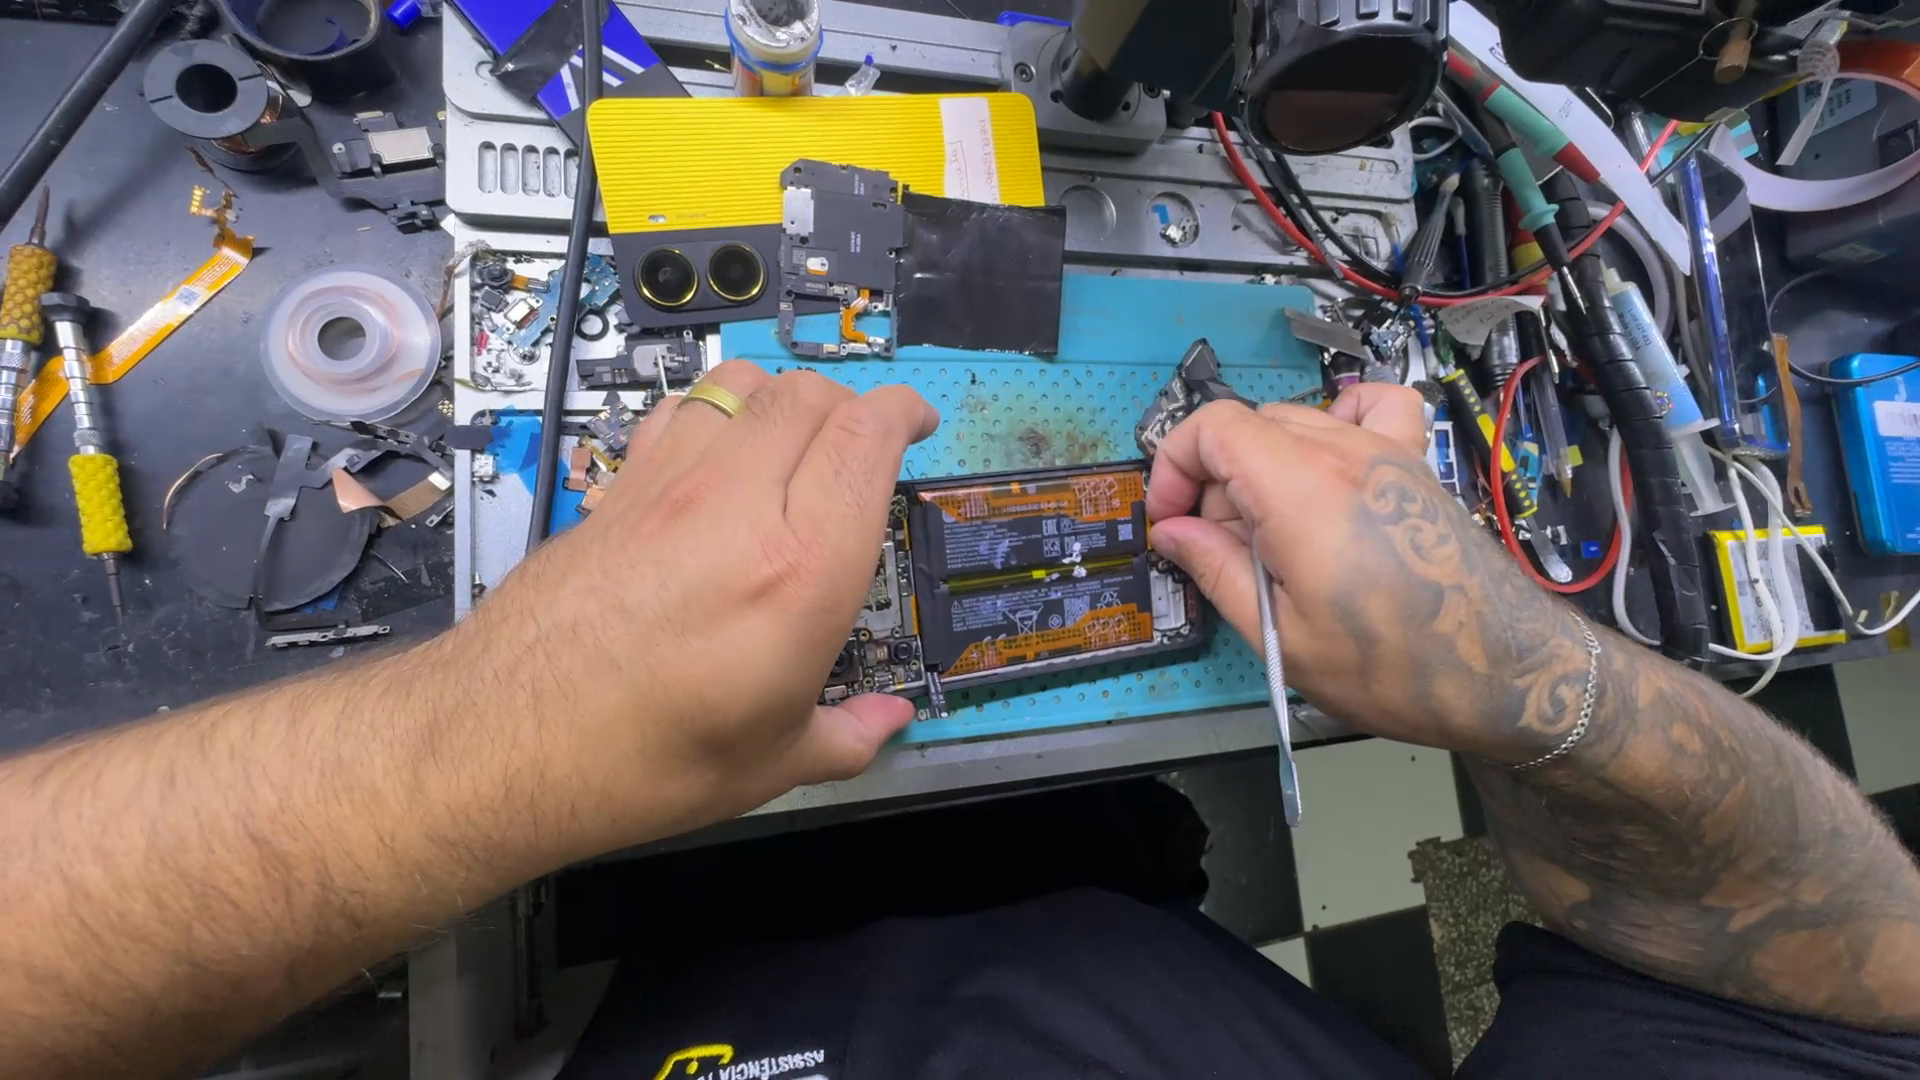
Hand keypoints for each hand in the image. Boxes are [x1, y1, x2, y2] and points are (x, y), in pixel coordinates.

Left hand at [443, 361, 939, 855]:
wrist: (497, 745)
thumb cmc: (649, 761)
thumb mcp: (773, 764)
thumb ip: (851, 735)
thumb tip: (893, 722)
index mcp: (800, 570)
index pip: (864, 439)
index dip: (903, 411)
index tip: (918, 423)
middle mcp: (740, 506)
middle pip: (810, 395)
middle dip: (852, 404)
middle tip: (863, 445)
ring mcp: (671, 485)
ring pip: (744, 384)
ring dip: (786, 399)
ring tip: (796, 442)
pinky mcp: (621, 487)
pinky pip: (681, 410)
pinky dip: (719, 411)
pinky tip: (720, 456)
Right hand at [1145, 385, 1590, 761]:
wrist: (1505, 674)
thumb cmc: (1388, 668)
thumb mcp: (1279, 636)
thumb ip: (1215, 570)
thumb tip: (1173, 532)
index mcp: (1301, 492)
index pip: (1211, 428)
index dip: (1173, 467)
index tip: (1171, 521)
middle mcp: (1343, 453)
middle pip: (1244, 428)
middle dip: (1209, 482)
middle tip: (1215, 548)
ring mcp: (1385, 450)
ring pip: (1290, 421)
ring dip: (1255, 467)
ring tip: (1266, 527)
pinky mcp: (1414, 462)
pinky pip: (1372, 403)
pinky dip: (1334, 417)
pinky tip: (1325, 463)